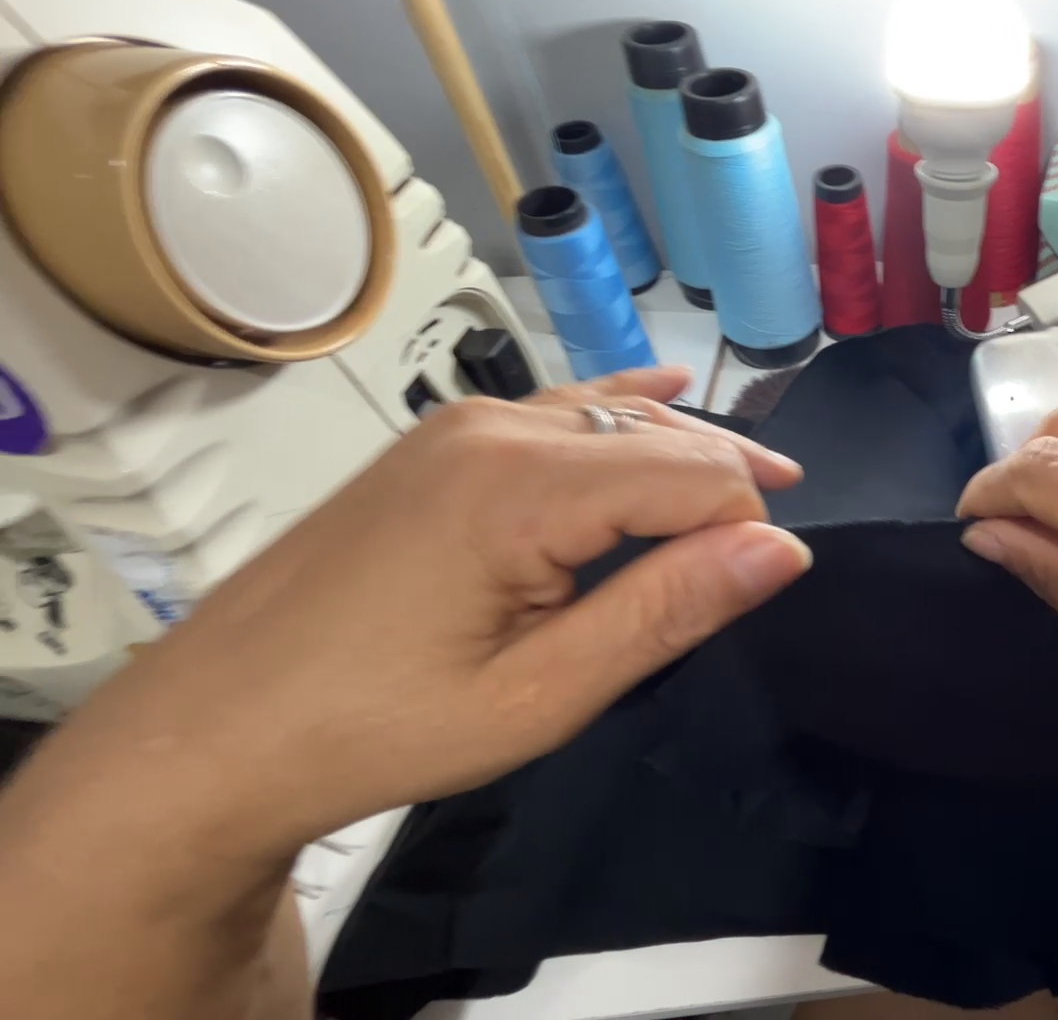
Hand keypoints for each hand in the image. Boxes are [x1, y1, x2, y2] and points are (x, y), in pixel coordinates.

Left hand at [3, 368, 812, 865]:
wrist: (206, 737)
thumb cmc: (383, 726)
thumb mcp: (544, 692)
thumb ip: (670, 608)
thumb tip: (782, 549)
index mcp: (523, 486)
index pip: (696, 474)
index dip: (745, 526)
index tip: (751, 586)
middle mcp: (499, 428)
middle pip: (665, 436)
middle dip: (730, 489)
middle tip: (764, 555)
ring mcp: (466, 424)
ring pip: (622, 416)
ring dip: (693, 454)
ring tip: (755, 493)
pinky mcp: (448, 440)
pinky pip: (568, 405)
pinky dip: (631, 406)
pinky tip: (671, 388)